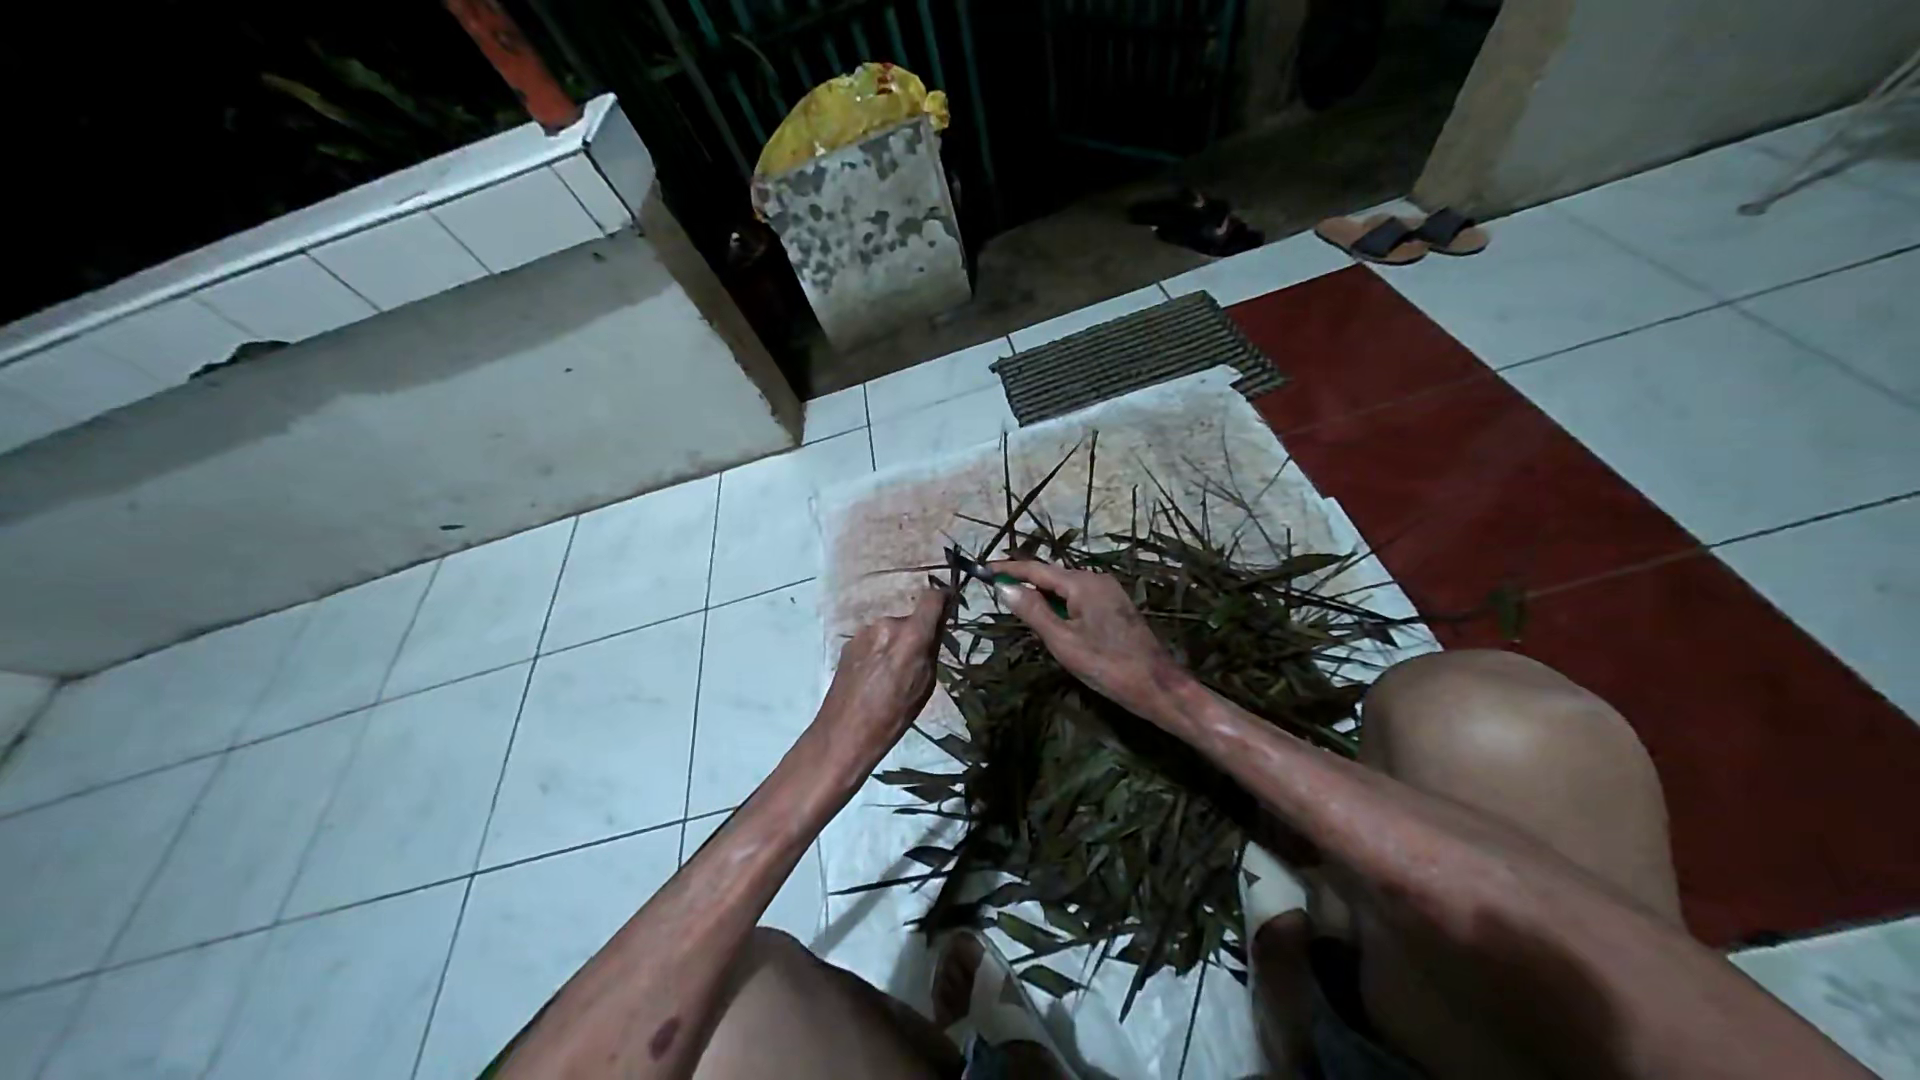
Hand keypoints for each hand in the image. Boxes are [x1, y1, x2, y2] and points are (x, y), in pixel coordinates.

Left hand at [816, 588, 945, 759]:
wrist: (844, 732)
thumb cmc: (893, 716)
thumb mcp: (925, 685)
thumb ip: (930, 650)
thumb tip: (936, 627)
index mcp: (911, 636)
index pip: (932, 598)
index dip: (943, 597)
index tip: (948, 604)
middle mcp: (886, 625)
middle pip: (910, 619)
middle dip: (915, 634)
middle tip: (915, 662)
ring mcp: (864, 632)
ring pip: (890, 631)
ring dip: (895, 644)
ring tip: (890, 674)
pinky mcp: (848, 642)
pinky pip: (873, 640)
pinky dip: (878, 651)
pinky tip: (872, 676)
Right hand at [990, 561, 1194, 723]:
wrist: (1157, 686)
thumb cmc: (1107, 665)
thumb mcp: (1062, 641)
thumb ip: (1033, 611)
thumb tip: (1005, 588)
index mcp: (1082, 583)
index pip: (1037, 569)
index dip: (1009, 569)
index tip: (984, 569)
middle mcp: (1096, 579)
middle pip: (1051, 575)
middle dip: (1024, 581)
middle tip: (996, 590)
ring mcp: (1108, 592)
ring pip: (1065, 588)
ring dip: (1042, 595)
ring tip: (1017, 605)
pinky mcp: (1115, 608)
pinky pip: (1078, 598)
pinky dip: (1059, 604)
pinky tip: (1050, 619)